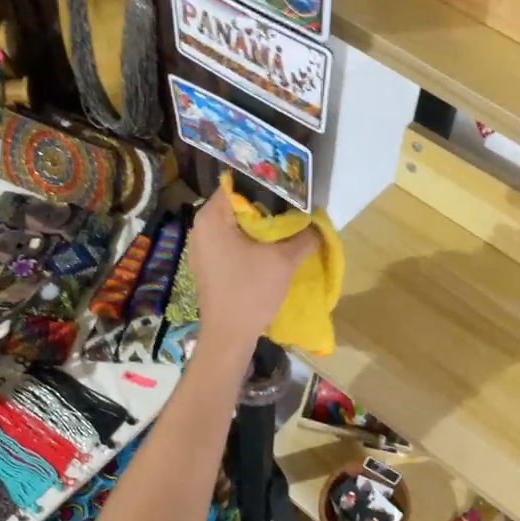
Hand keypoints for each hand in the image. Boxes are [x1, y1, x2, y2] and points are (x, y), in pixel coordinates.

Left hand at [188, 190, 318, 352]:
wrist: (229, 335)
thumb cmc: (251, 291)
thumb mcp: (284, 260)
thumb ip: (304, 236)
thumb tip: (318, 225)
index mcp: (212, 217)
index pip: (239, 184)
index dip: (266, 185)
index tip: (290, 190)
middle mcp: (201, 227)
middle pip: (238, 204)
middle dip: (267, 206)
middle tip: (295, 208)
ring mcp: (202, 247)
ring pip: (236, 224)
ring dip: (261, 226)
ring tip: (287, 228)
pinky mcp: (209, 264)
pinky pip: (231, 242)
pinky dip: (251, 241)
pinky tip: (271, 249)